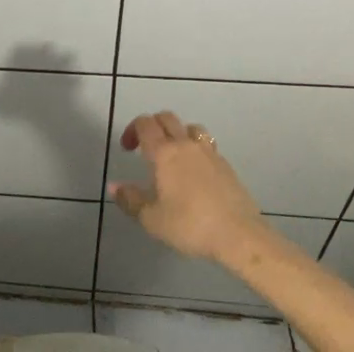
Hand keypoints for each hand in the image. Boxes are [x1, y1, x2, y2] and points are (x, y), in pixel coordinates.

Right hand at [109, 111, 267, 265]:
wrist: (239, 235)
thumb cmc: (190, 225)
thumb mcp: (152, 219)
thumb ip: (131, 199)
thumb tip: (113, 186)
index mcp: (164, 153)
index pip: (144, 123)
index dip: (132, 129)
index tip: (127, 148)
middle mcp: (185, 144)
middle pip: (166, 118)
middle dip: (152, 126)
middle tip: (145, 147)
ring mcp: (209, 152)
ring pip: (190, 127)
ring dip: (177, 133)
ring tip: (174, 154)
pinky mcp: (226, 165)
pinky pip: (207, 145)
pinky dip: (196, 149)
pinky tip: (196, 171)